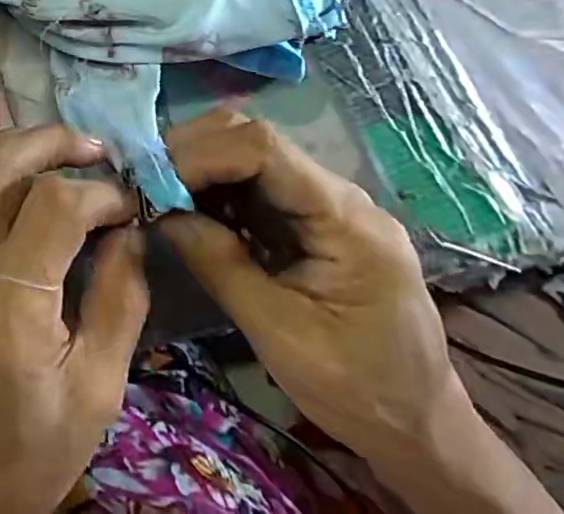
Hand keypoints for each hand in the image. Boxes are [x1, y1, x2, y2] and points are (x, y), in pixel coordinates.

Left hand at [0, 126, 147, 513]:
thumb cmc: (33, 437)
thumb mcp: (98, 386)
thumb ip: (118, 300)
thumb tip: (128, 231)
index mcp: (12, 295)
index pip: (55, 204)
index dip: (101, 193)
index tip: (130, 206)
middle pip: (0, 161)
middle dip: (53, 142)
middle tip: (97, 150)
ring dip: (14, 142)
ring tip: (58, 150)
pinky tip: (8, 167)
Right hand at [156, 108, 460, 463]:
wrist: (417, 427)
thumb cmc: (355, 387)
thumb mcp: (277, 332)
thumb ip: (217, 263)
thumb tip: (159, 210)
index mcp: (346, 220)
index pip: (263, 149)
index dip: (200, 154)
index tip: (153, 183)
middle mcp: (337, 195)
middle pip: (252, 136)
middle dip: (191, 151)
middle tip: (145, 184)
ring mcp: (324, 203)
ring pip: (246, 151)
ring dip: (196, 165)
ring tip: (158, 196)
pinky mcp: (307, 216)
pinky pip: (250, 180)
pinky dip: (210, 185)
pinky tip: (187, 210)